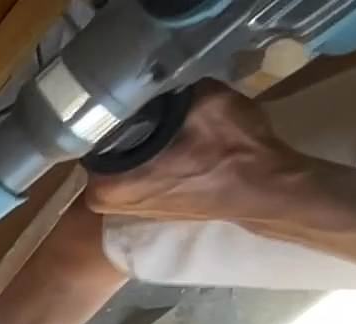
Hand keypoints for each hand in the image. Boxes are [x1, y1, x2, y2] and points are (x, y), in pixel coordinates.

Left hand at [87, 81, 303, 223]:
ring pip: (121, 161)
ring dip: (140, 143)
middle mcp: (101, 200)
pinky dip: (150, 157)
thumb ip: (172, 93)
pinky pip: (135, 172)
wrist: (261, 188)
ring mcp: (120, 206)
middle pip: (106, 150)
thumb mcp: (206, 102)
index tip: (133, 99)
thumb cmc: (232, 150)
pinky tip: (171, 142)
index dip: (114, 115)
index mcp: (103, 184)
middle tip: (154, 108)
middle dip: (127, 130)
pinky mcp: (140, 205)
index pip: (94, 139)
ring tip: (166, 123)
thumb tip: (156, 85)